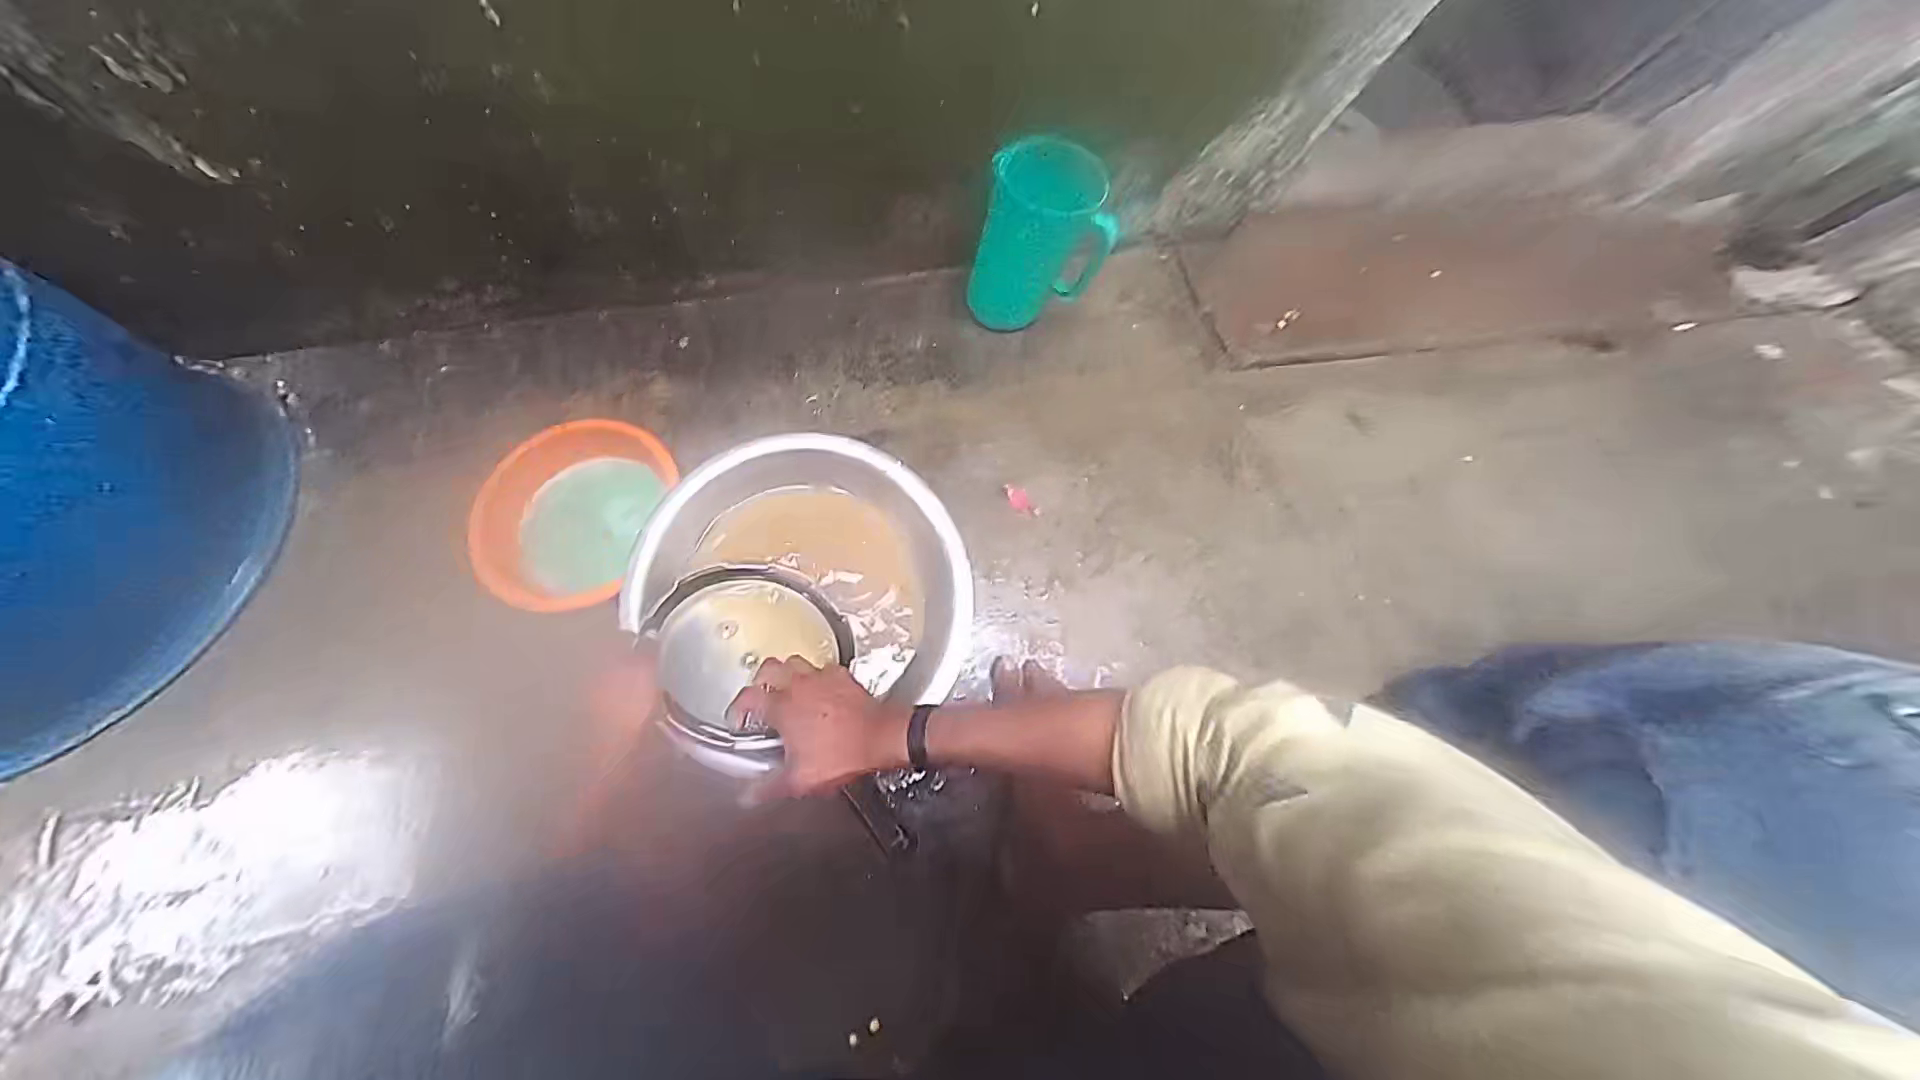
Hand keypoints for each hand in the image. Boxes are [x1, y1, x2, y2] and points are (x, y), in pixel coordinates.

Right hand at [727, 657, 906, 801]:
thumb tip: (751, 794)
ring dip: (786, 674)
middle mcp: (800, 686)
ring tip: (785, 690)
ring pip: (794, 661)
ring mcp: (822, 678)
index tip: (739, 720)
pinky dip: (815, 676)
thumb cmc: (845, 753)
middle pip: (768, 668)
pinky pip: (822, 667)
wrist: (881, 738)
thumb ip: (769, 786)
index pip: (747, 698)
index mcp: (783, 707)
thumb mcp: (800, 779)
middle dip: (759, 682)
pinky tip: (818, 690)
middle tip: (760, 699)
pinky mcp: (842, 676)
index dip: (737, 709)